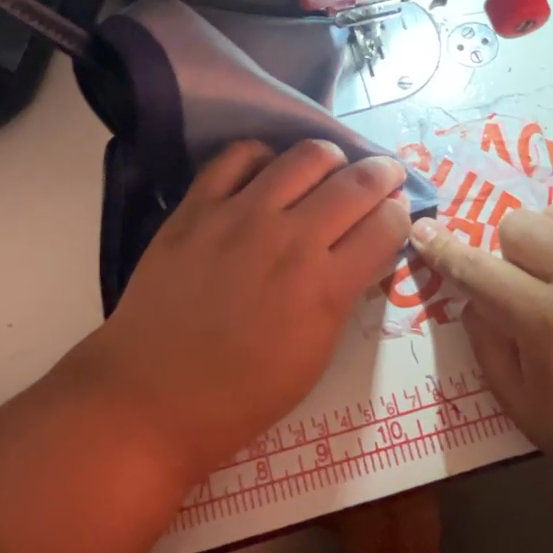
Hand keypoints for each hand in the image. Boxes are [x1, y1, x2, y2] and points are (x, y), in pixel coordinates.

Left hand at [70, 139, 411, 477]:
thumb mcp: (314, 355)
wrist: (151, 397)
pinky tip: (268, 171)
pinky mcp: (198, 206)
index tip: (398, 212)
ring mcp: (241, 216)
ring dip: (331, 158)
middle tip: (385, 176)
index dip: (400, 214)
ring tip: (329, 168)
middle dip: (383, 174)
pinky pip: (239, 156)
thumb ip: (342, 296)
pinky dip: (263, 156)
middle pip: (356, 182)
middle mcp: (291, 239)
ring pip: (305, 156)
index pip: (386, 226)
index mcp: (326, 287)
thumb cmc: (241, 396)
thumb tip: (359, 253)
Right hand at [410, 204, 552, 552]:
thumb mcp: (523, 406)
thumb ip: (486, 342)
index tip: (422, 232)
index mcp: (549, 320)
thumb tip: (470, 294)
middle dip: (509, 258)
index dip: (443, 250)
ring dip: (548, 243)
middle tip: (528, 294)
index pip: (477, 268)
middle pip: (517, 225)